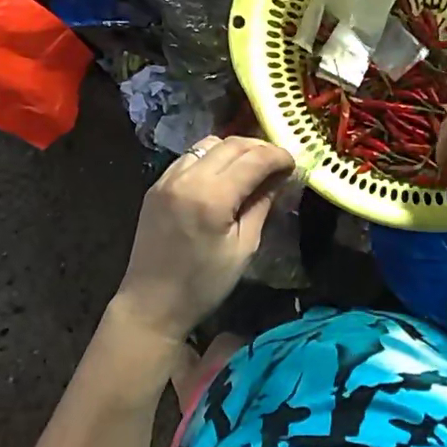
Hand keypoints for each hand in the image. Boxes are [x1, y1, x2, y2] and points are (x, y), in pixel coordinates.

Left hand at [113, 136, 294, 339]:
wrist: (152, 302)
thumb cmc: (203, 284)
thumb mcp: (243, 248)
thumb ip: (261, 205)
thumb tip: (280, 178)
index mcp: (212, 196)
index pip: (253, 159)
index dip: (279, 156)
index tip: (294, 164)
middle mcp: (187, 178)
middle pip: (230, 144)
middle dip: (259, 148)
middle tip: (277, 164)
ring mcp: (167, 179)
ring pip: (207, 145)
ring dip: (233, 150)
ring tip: (251, 168)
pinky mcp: (156, 186)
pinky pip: (188, 158)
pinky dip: (210, 158)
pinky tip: (221, 176)